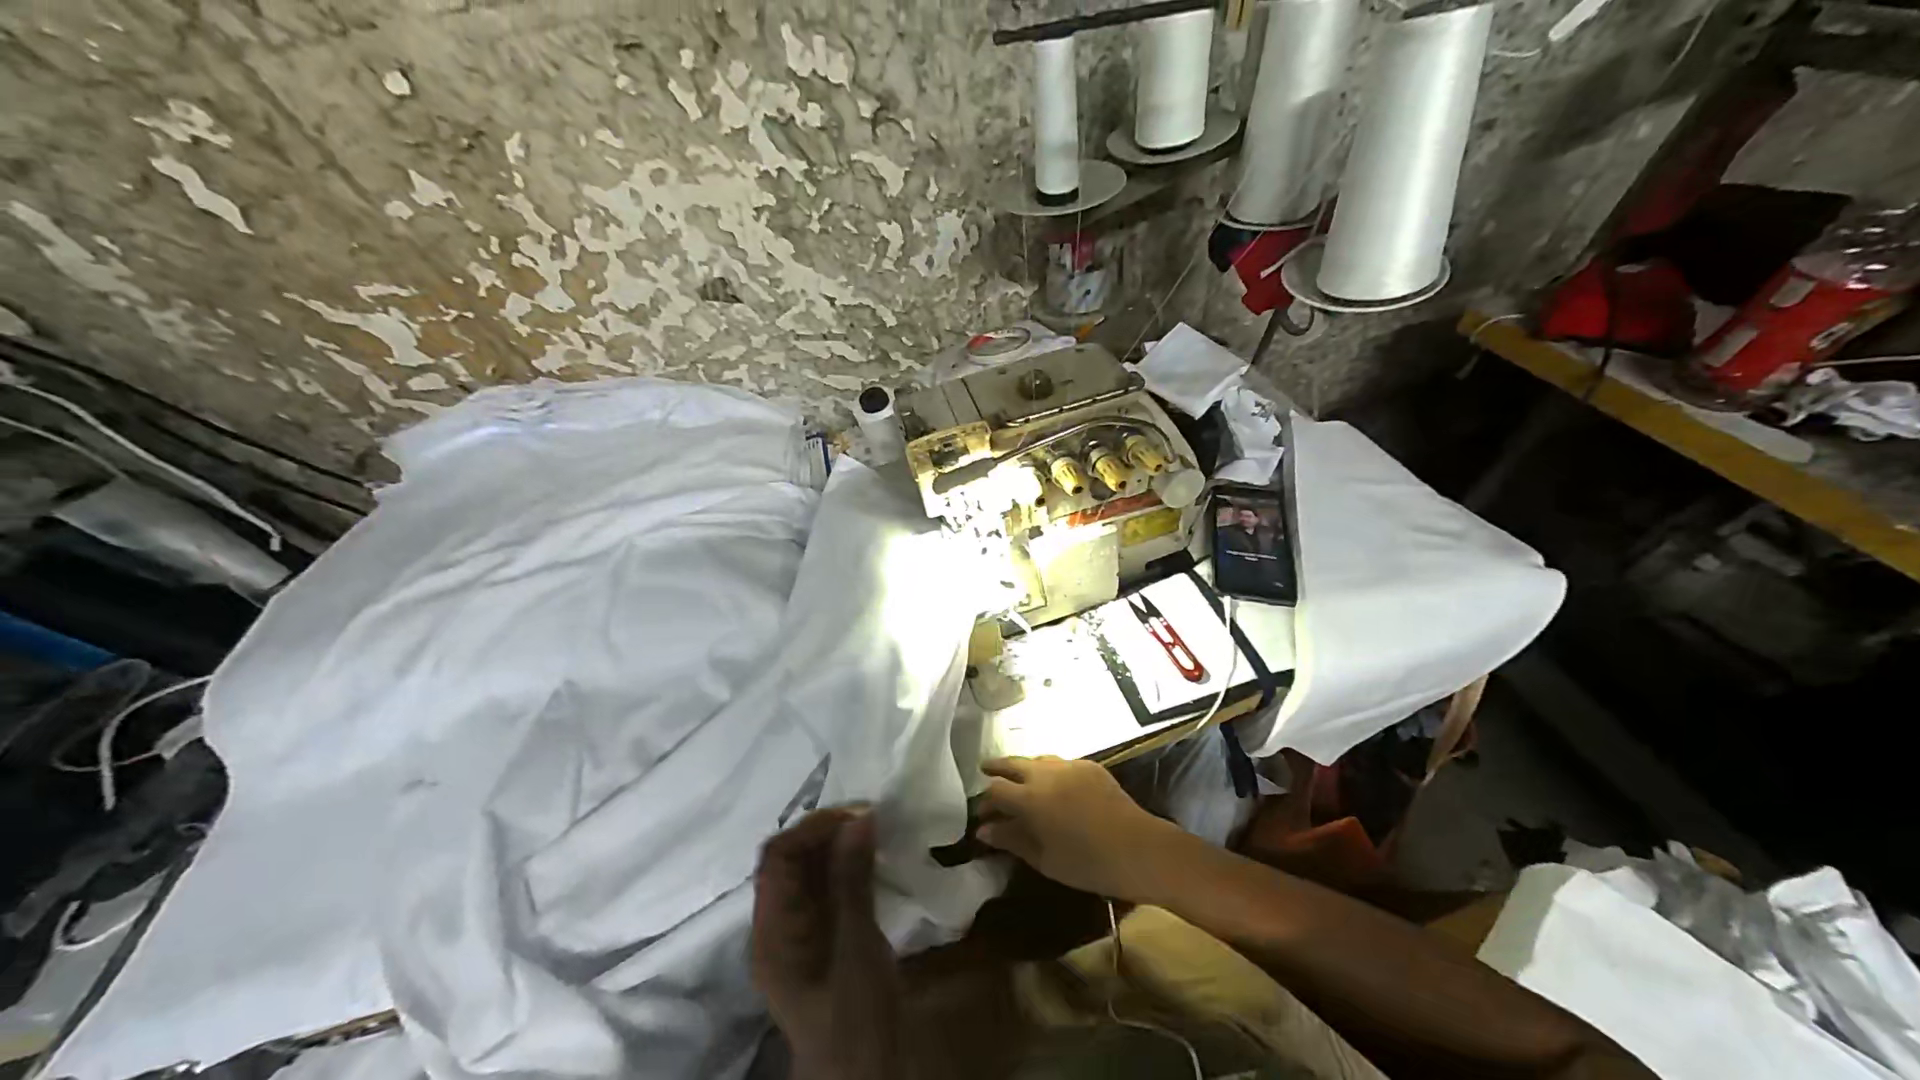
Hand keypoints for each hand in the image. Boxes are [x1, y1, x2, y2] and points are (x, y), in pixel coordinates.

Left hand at [751, 807, 901, 1079]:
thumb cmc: (856, 1023)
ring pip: (808, 872)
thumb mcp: (858, 950)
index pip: (778, 857)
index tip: (858, 814)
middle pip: (789, 860)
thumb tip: (859, 818)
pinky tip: (874, 859)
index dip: (813, 827)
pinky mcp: (820, 938)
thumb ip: (853, 883)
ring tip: (876, 831)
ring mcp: (798, 932)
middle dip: (826, 831)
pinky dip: (847, 866)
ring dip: (837, 845)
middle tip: (872, 818)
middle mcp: (777, 925)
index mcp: (772, 931)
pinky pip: (826, 888)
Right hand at [974, 756, 1187, 901]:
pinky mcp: (1090, 766)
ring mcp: (1069, 766)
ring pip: (1037, 759)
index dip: (984, 801)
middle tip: (985, 771)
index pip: (995, 789)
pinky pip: (1061, 763)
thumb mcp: (1044, 859)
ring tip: (1019, 779)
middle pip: (1012, 763)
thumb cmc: (1087, 863)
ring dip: (1024, 768)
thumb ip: (1012, 840)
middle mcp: (1045, 774)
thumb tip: (985, 830)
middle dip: (996, 768)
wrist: (1138, 848)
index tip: (982, 814)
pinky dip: (1050, 771)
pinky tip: (1054, 785)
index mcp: (1030, 798)